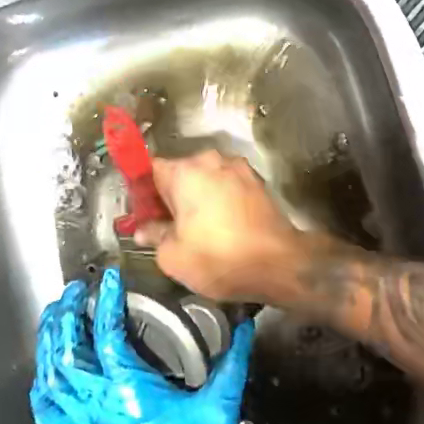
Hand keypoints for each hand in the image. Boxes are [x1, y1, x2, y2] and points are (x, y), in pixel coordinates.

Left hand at [30, 268, 254, 423]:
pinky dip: (43, 383)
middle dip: (67, 314)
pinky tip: (48, 365)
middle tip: (75, 291)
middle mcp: (100, 403)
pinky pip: (48, 410)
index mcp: (131, 391)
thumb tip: (245, 329)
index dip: (106, 301)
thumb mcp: (218, 409)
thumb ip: (232, 364)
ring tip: (57, 314)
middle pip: (68, 349)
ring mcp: (84, 423)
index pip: (107, 334)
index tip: (109, 279)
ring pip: (52, 374)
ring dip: (50, 339)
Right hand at [134, 151, 338, 302]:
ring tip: (198, 230)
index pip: (151, 169)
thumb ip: (154, 236)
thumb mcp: (173, 256)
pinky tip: (222, 228)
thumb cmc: (218, 257)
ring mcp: (238, 169)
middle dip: (172, 196)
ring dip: (198, 198)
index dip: (143, 192)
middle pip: (180, 172)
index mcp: (185, 172)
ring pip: (206, 179)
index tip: (144, 215)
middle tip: (168, 227)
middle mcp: (211, 160)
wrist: (279, 263)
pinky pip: (228, 187)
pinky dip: (221, 201)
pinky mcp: (258, 183)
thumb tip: (145, 229)